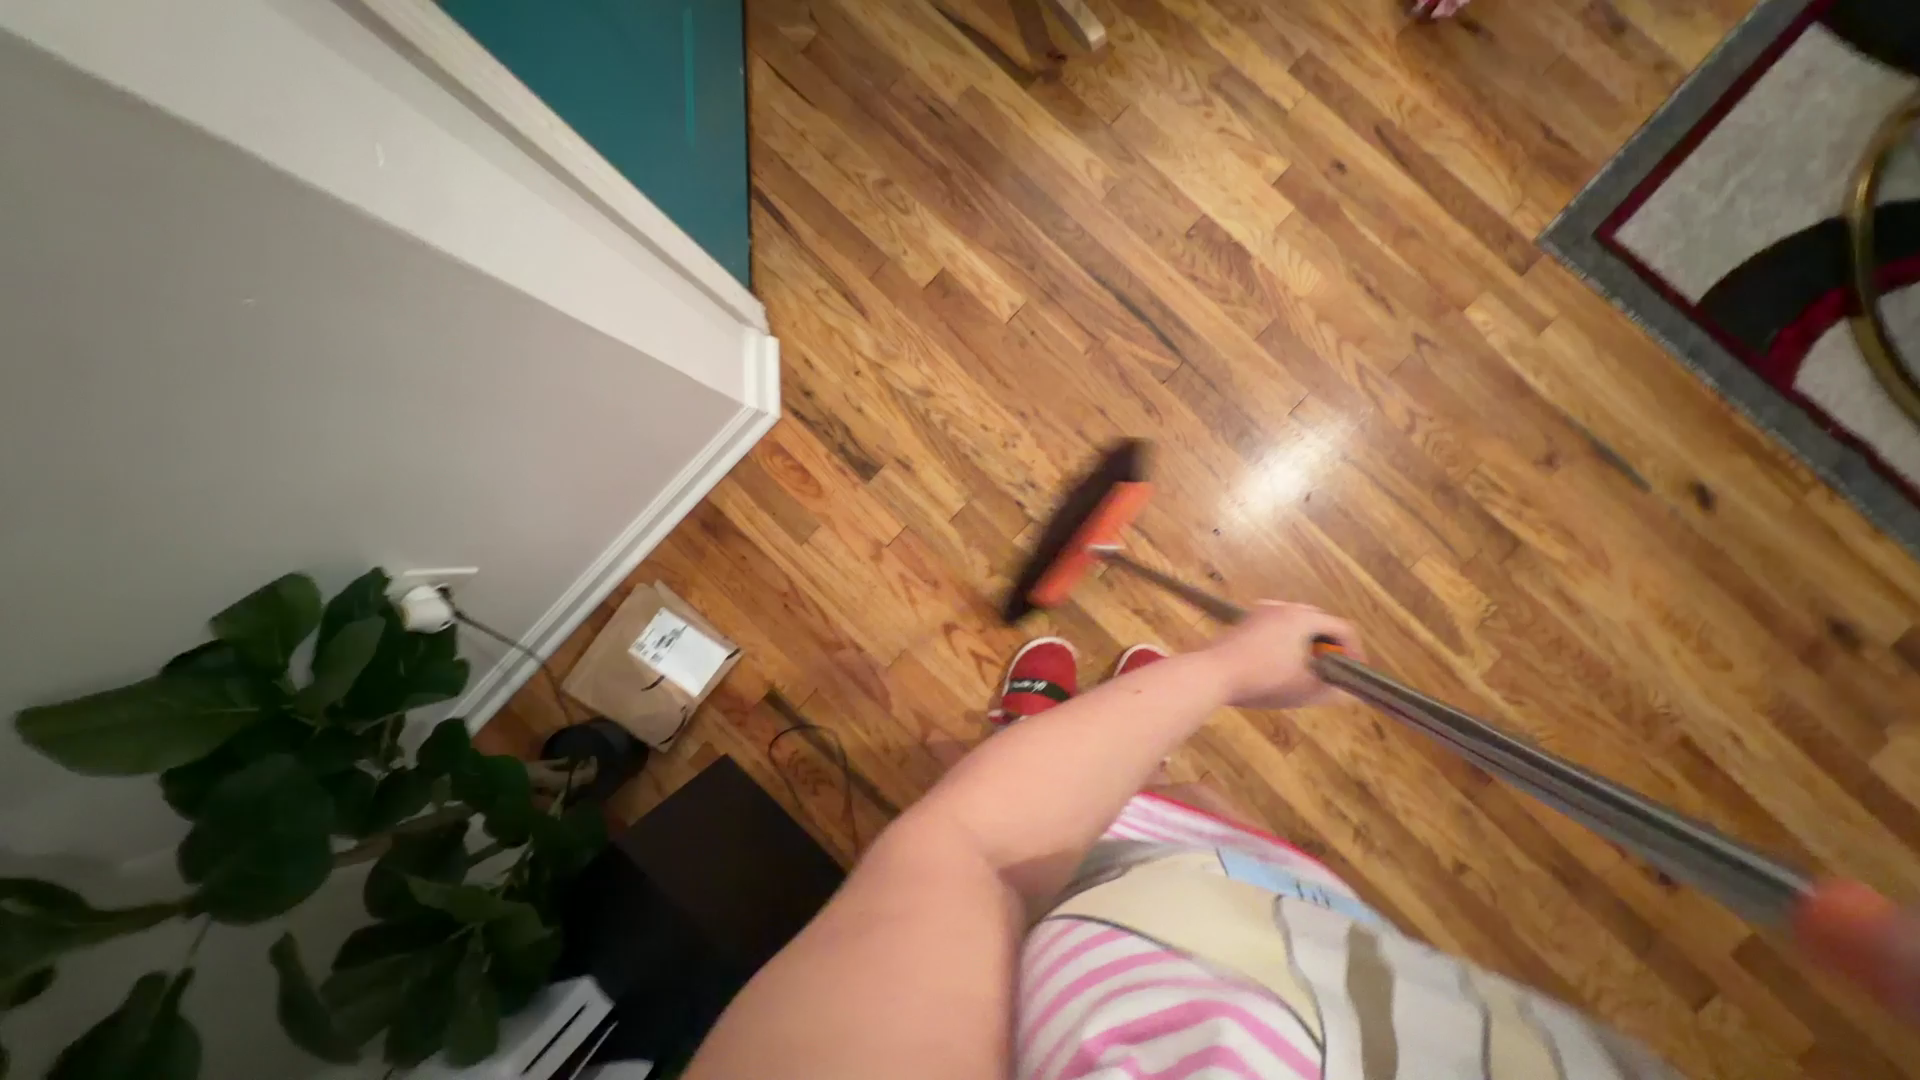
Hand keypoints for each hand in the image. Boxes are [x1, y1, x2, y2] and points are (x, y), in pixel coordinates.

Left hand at [1200, 601, 1363, 709]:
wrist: (1212, 673)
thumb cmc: (1263, 679)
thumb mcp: (1305, 690)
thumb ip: (1333, 690)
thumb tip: (1350, 692)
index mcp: (1302, 617)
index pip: (1342, 627)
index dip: (1354, 650)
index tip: (1356, 671)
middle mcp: (1282, 607)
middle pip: (1318, 620)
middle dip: (1330, 643)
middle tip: (1333, 667)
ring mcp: (1259, 612)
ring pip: (1294, 622)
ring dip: (1306, 641)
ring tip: (1308, 666)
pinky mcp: (1243, 623)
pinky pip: (1275, 626)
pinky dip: (1286, 640)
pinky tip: (1281, 662)